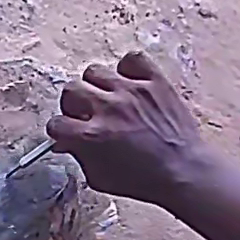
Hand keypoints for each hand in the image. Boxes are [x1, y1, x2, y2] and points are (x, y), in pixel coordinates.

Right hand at [44, 52, 214, 207]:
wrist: (182, 171)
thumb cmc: (141, 180)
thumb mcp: (98, 177)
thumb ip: (79, 155)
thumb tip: (66, 141)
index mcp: (91, 136)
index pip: (56, 123)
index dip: (59, 130)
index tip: (66, 133)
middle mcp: (108, 109)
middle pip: (70, 90)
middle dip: (72, 105)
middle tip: (83, 114)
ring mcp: (131, 91)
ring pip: (94, 71)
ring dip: (95, 86)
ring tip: (106, 98)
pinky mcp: (153, 81)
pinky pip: (131, 60)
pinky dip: (126, 69)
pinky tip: (128, 84)